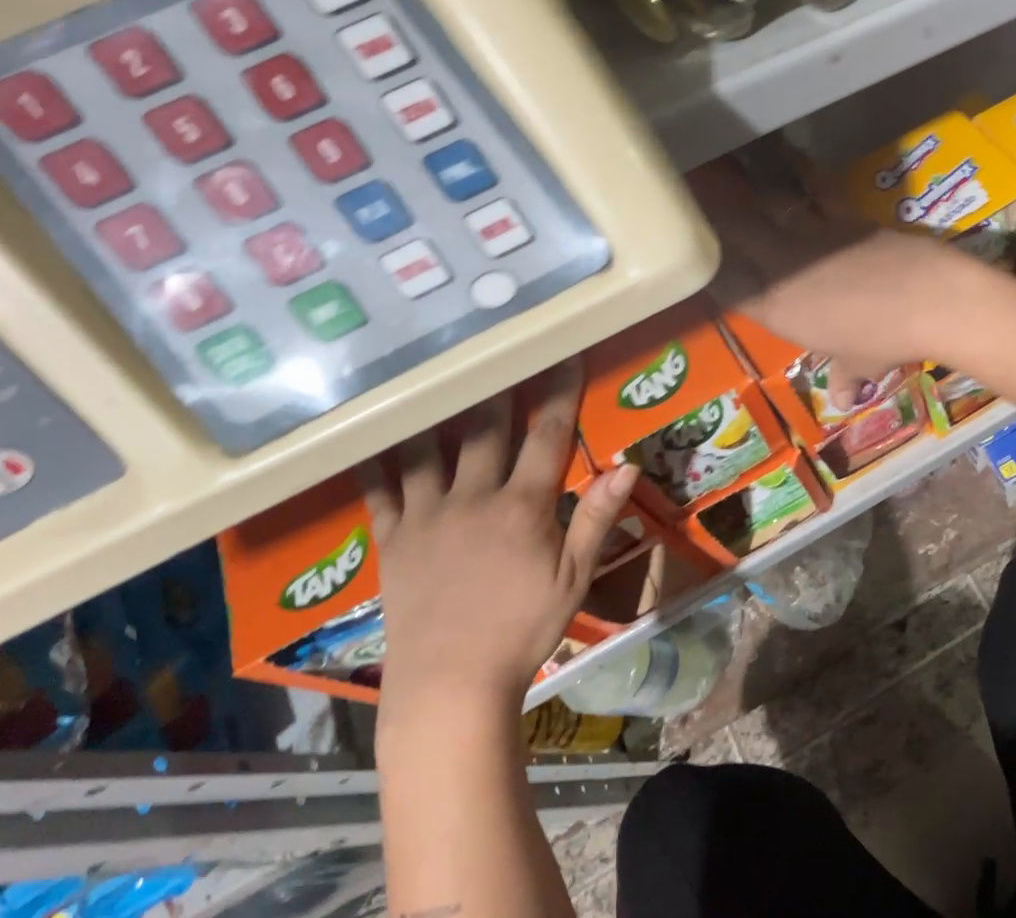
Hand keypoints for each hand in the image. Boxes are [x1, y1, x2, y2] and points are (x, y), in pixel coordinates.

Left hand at [360, 360, 639, 717]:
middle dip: (497, 387)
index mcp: (521, 507)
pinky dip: (376, 459)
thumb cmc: (524, 628)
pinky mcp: (391, 538)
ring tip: (436, 378)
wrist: (452, 680)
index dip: (560, 393)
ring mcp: (424, 515)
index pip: (548, 436)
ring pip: (427, 449)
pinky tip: (372, 435)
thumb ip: (595, 518)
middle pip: (485, 429)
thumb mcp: (574, 577)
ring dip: (436, 411)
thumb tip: (627, 466)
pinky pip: (378, 489)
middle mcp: (471, 498)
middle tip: (499, 351)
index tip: (567, 357)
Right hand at [688, 158, 994, 393]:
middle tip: (695, 201)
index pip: (727, 287)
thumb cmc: (889, 344)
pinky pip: (816, 186)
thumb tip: (845, 402)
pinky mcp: (844, 215)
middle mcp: (783, 269)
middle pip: (734, 236)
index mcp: (778, 312)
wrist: (932, 303)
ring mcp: (812, 237)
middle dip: (712, 218)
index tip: (696, 255)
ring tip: (723, 171)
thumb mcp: (863, 365)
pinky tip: (787, 151)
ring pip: (767, 207)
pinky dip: (802, 168)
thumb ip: (847, 379)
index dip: (708, 269)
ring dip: (747, 190)